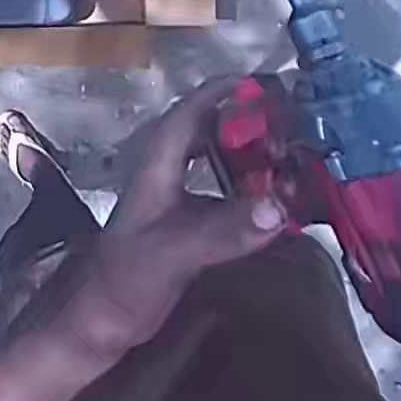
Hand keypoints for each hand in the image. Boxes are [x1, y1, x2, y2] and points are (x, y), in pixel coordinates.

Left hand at [49, 79, 288, 366]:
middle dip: (246, 119)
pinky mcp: (190, 220)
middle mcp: (169, 170)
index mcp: (158, 163)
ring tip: (294, 152)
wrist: (105, 318)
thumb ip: (222, 229)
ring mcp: (179, 195)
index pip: (190, 111)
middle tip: (292, 120)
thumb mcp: (174, 251)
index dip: (223, 92)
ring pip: (218, 158)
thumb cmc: (128, 276)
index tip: (263, 82)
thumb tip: (278, 206)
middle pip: (209, 129)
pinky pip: (226, 191)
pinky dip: (252, 187)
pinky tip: (281, 198)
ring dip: (251, 152)